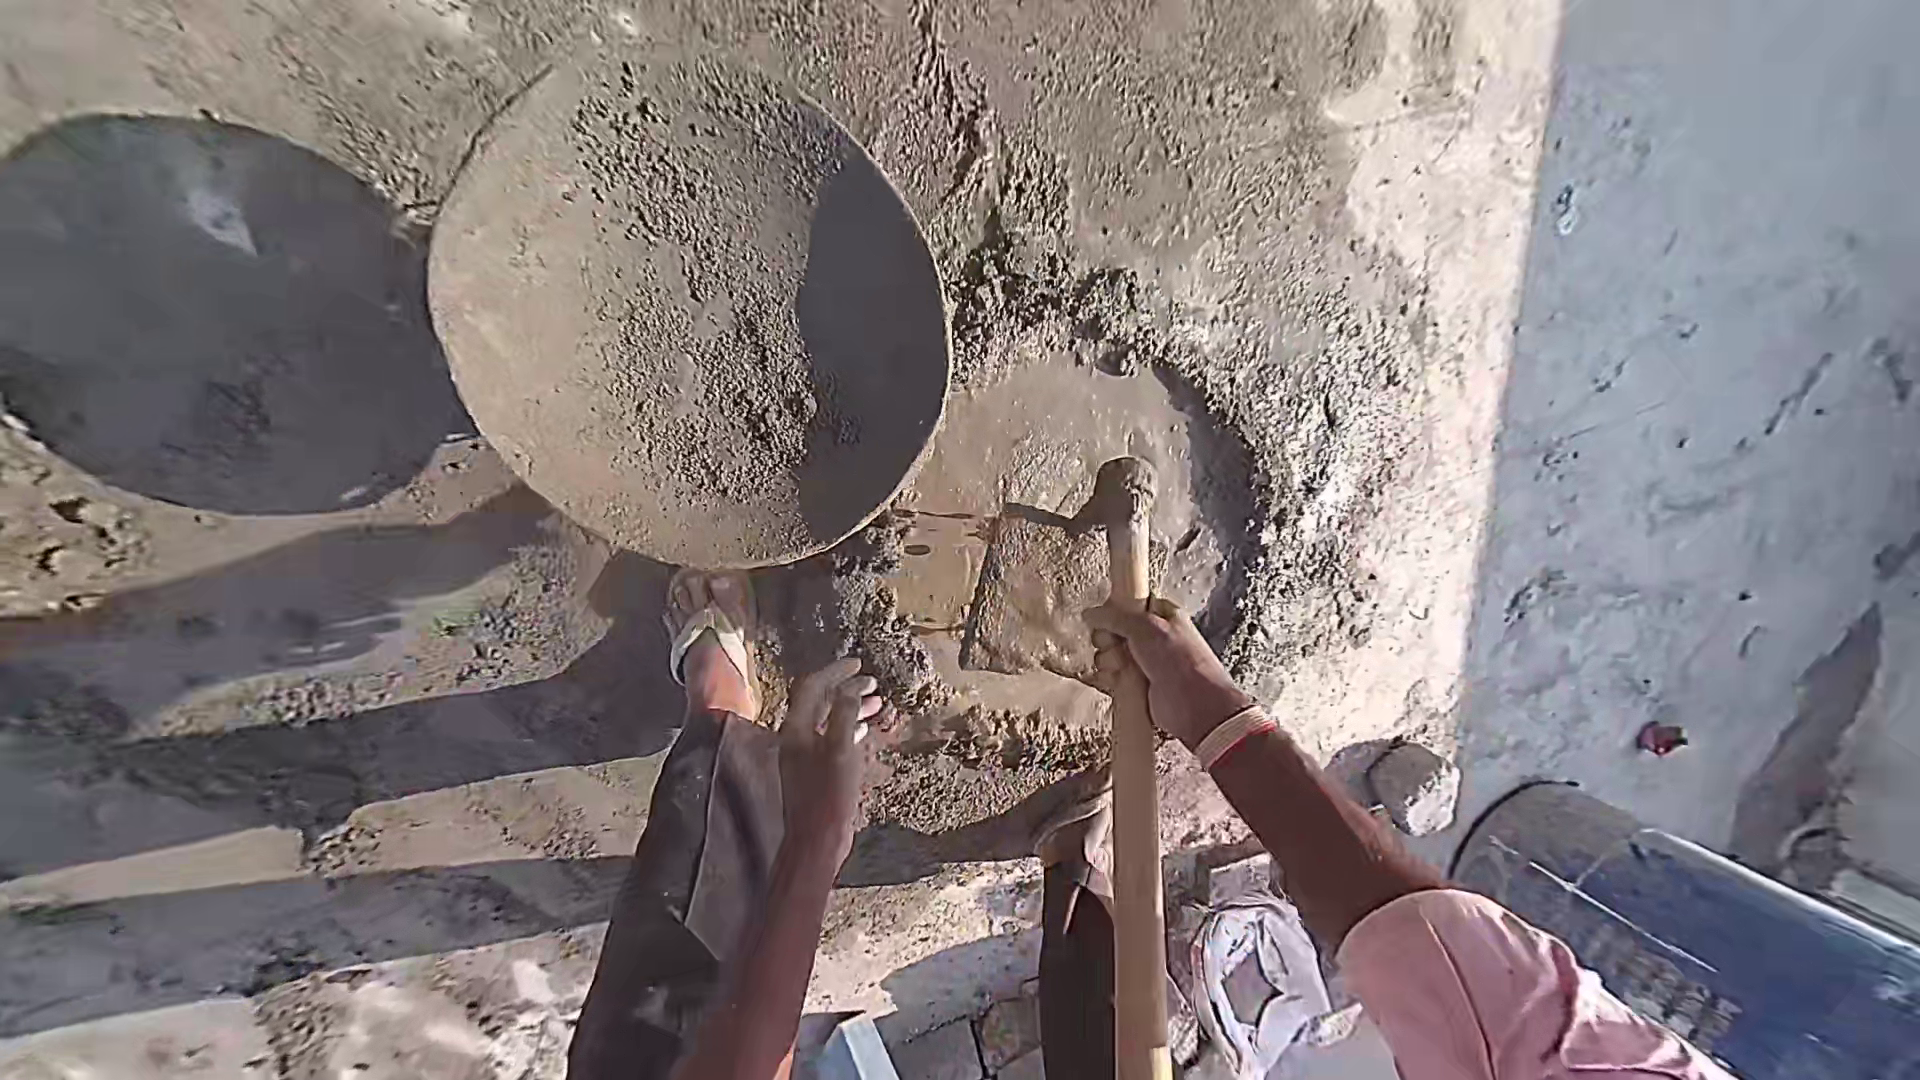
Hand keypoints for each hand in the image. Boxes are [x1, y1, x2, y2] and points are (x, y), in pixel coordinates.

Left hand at [779, 657, 886, 864]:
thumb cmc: (828, 795)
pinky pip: (833, 738)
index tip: (859, 664)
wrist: (816, 841)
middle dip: (846, 688)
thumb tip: (851, 687)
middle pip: (820, 701)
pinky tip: (867, 729)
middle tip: (872, 682)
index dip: (835, 671)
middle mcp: (797, 738)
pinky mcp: (815, 770)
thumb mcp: (841, 750)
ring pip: (829, 720)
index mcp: (797, 729)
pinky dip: (851, 728)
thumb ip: (845, 714)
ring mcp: (805, 755)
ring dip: (851, 707)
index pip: (813, 687)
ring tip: (877, 703)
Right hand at [1084, 598, 1253, 747]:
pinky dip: (1108, 677)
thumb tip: (1091, 614)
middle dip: (1107, 637)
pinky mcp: (1137, 685)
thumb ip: (1114, 616)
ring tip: (1120, 665)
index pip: (1130, 605)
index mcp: (1163, 617)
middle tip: (1114, 642)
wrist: (1195, 705)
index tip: (1109, 615)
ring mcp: (1145, 663)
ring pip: (1109, 653)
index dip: (1115, 609)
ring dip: (1108, 659)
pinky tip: (1117, 678)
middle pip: (1113, 630)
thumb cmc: (1182, 661)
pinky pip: (1111, 676)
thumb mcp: (1145, 625)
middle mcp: (1154, 639)